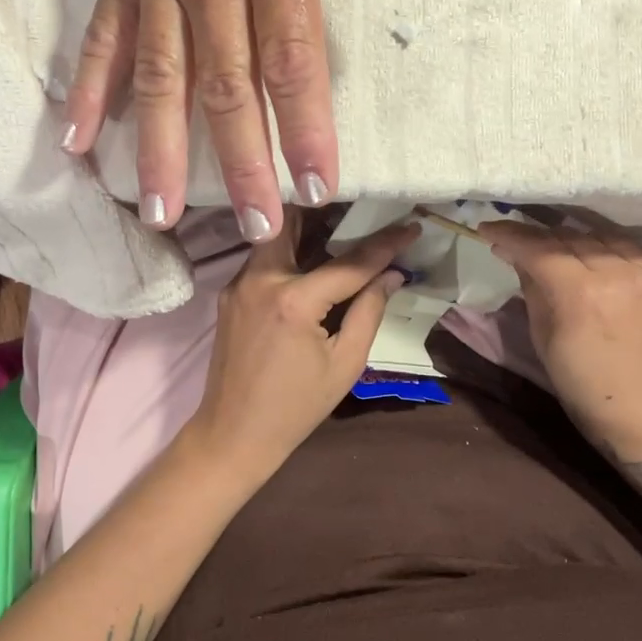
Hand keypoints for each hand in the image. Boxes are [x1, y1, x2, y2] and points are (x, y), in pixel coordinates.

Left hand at [185, 215, 417, 467]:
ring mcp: (238, 284)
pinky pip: (263, 259)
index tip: (412, 225)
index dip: (385, 244)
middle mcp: (260, 280)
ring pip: (275, 236)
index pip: (349, 262)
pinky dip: (289, 251)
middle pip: (294, 222)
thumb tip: (391, 275)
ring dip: (306, 228)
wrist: (233, 433)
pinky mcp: (230, 294)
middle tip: (361, 207)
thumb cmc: (296, 407)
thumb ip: (369, 312)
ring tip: (341, 226)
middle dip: (328, 210)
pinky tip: (311, 258)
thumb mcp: (345, 364)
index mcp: (293, 301)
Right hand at [477, 221, 641, 458]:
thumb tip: (519, 258)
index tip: (489, 228)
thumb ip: (534, 292)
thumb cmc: (589, 394)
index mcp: (583, 295)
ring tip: (560, 250)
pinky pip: (637, 256)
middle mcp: (622, 274)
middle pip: (572, 236)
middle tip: (521, 242)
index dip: (511, 234)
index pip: (540, 248)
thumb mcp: (545, 344)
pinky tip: (601, 268)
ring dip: (578, 240)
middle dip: (541, 236)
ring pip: (607, 239)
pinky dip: (612, 257)